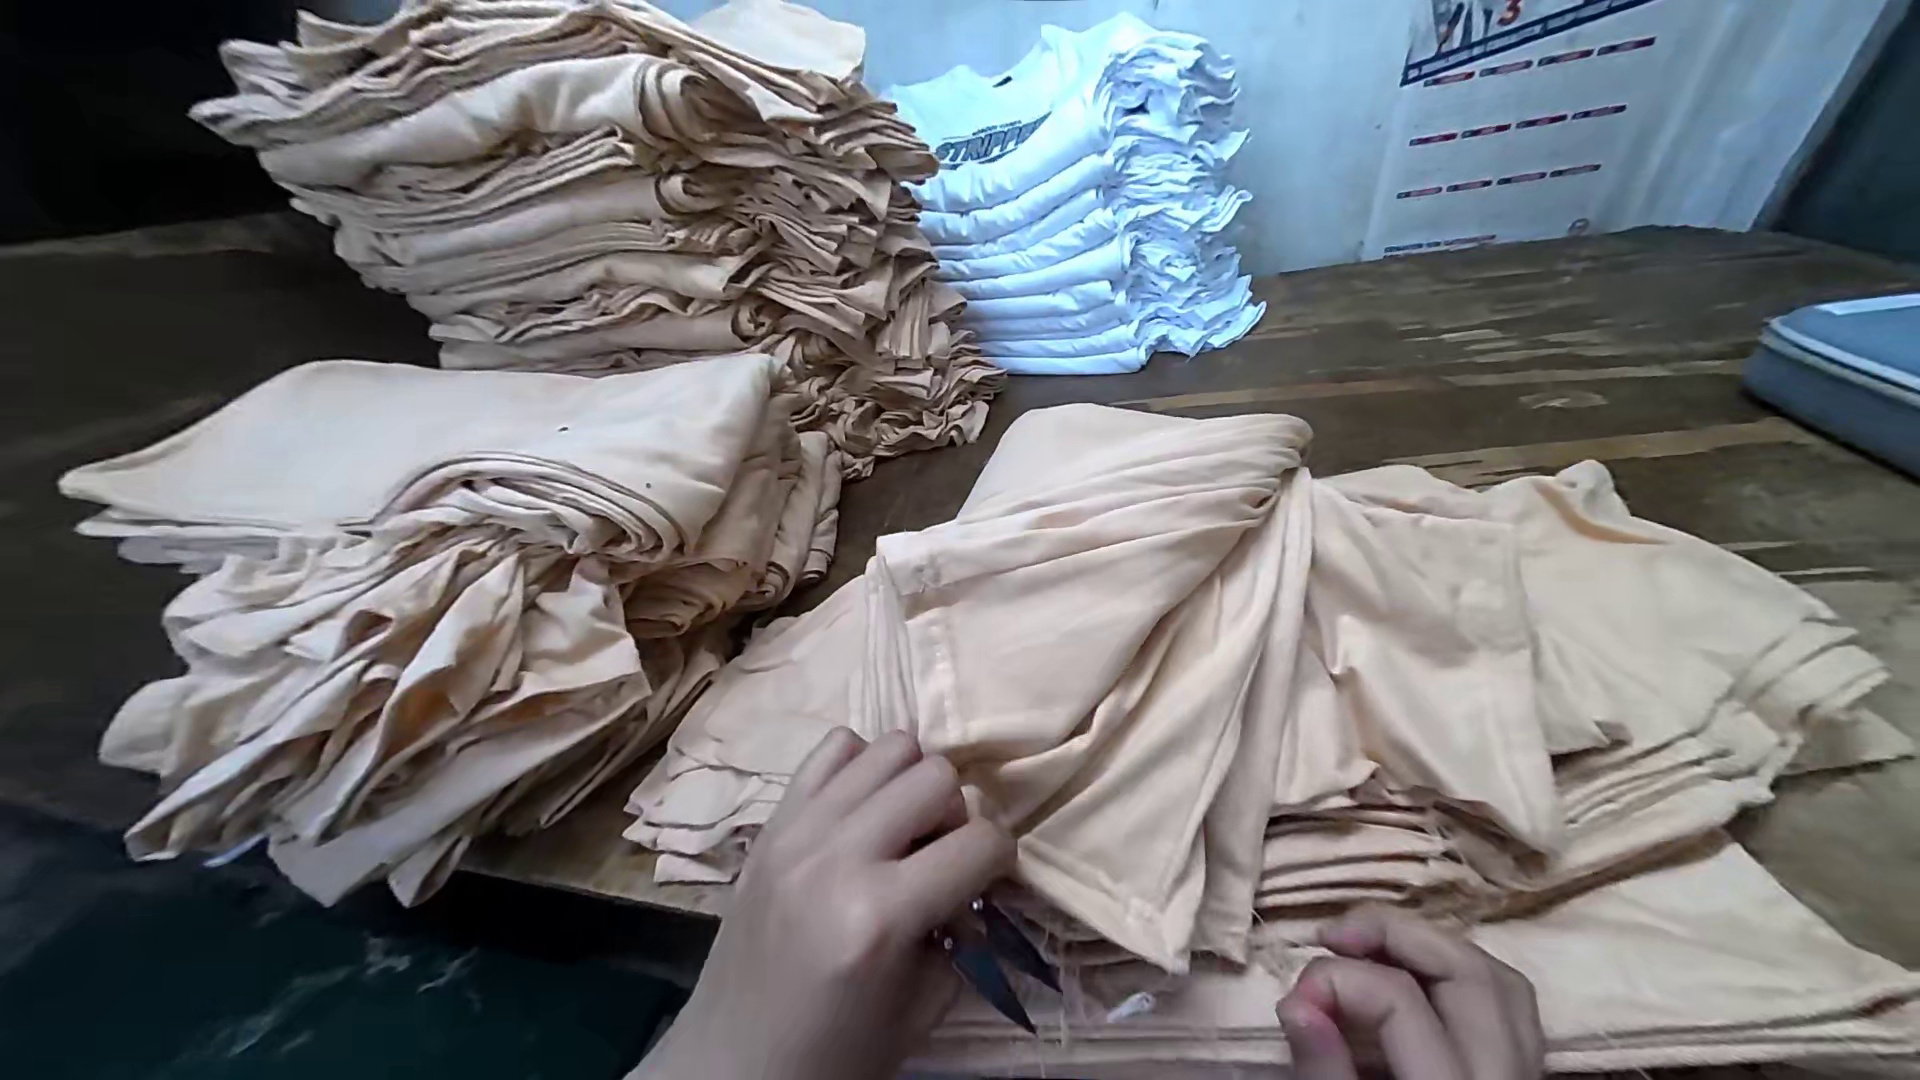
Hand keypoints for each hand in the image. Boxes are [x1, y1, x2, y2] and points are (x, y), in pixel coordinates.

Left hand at [635, 728, 1015, 1079]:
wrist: (731, 1065)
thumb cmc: (836, 1053)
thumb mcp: (923, 1005)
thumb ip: (964, 926)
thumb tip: (981, 865)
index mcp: (880, 916)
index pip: (980, 841)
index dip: (1001, 854)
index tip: (989, 874)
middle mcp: (839, 855)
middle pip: (937, 775)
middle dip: (956, 813)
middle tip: (940, 853)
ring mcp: (799, 827)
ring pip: (892, 746)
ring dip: (912, 782)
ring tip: (900, 827)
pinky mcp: (773, 818)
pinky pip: (835, 746)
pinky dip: (862, 766)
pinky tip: (860, 810)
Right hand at [1276, 906, 1542, 1079]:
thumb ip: (1325, 1075)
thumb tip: (1296, 1001)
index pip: (1398, 999)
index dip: (1335, 981)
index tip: (1294, 1002)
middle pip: (1468, 971)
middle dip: (1390, 932)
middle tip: (1331, 936)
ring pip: (1498, 979)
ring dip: (1423, 944)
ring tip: (1363, 946)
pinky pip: (1503, 1006)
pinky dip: (1447, 971)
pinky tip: (1402, 975)